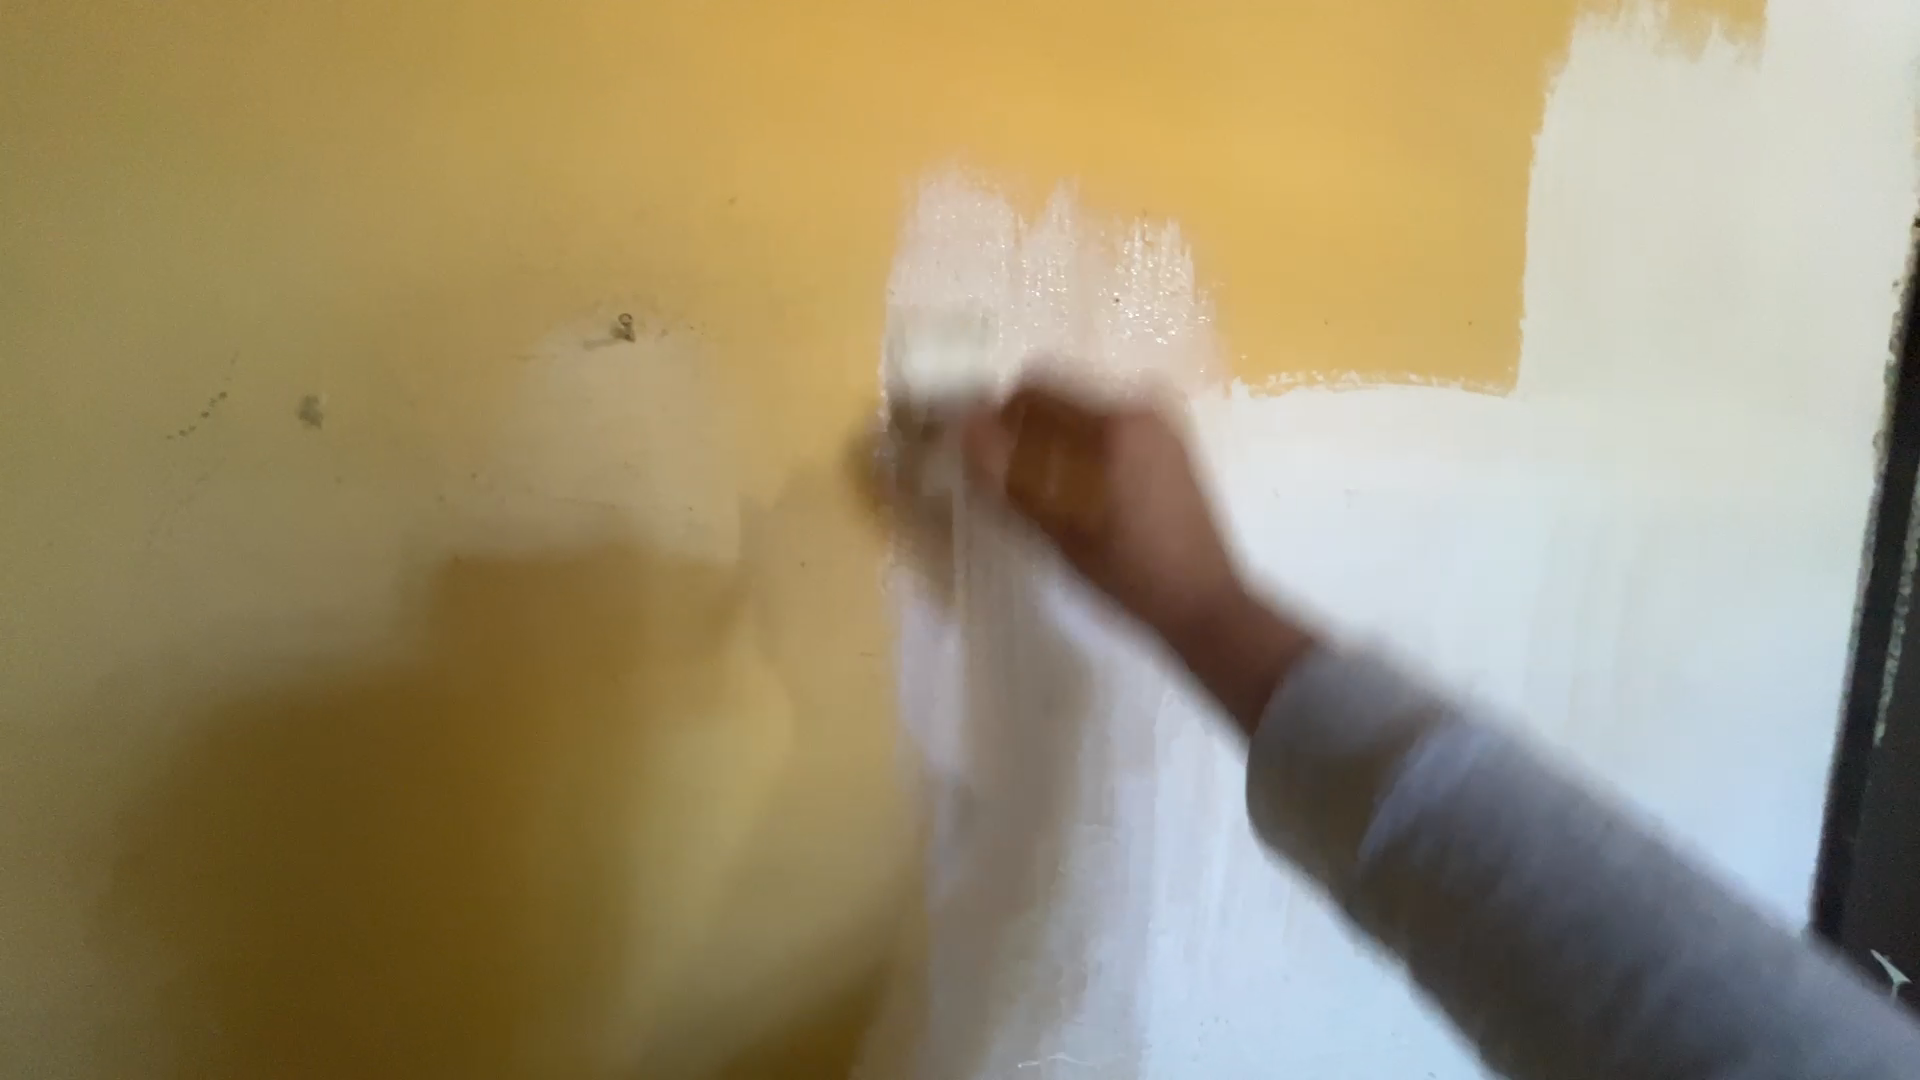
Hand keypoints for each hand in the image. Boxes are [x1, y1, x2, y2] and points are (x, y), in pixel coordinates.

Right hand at [954, 384, 1238, 644]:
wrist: (1204, 604)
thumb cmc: (1128, 572)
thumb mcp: (1055, 527)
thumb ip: (1004, 472)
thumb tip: (964, 425)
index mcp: (1115, 420)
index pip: (1033, 389)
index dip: (999, 421)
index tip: (990, 465)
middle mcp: (1142, 405)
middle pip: (1058, 400)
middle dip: (1027, 438)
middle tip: (1020, 493)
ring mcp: (1162, 424)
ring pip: (1081, 418)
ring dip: (1054, 449)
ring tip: (1055, 504)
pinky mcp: (1171, 444)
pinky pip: (1108, 433)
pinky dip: (1084, 456)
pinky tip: (1088, 503)